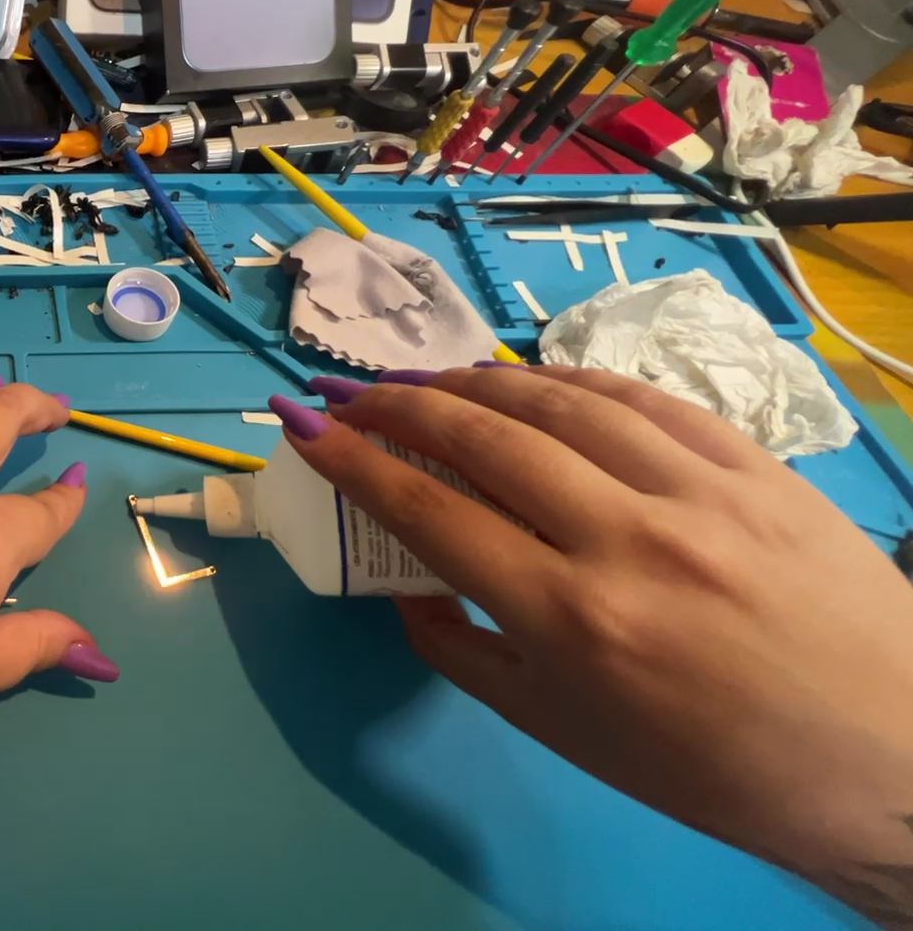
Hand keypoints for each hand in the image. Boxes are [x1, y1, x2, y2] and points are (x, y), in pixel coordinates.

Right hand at [272, 365, 912, 924]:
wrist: (912, 774)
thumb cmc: (705, 765)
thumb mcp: (551, 722)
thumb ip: (453, 645)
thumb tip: (402, 583)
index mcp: (571, 617)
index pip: (426, 511)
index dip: (351, 461)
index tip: (302, 428)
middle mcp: (631, 542)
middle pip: (482, 438)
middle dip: (396, 405)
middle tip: (349, 396)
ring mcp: (706, 496)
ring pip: (556, 401)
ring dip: (468, 381)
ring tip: (422, 381)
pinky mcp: (762, 472)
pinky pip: (640, 399)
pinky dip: (563, 380)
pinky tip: (525, 382)